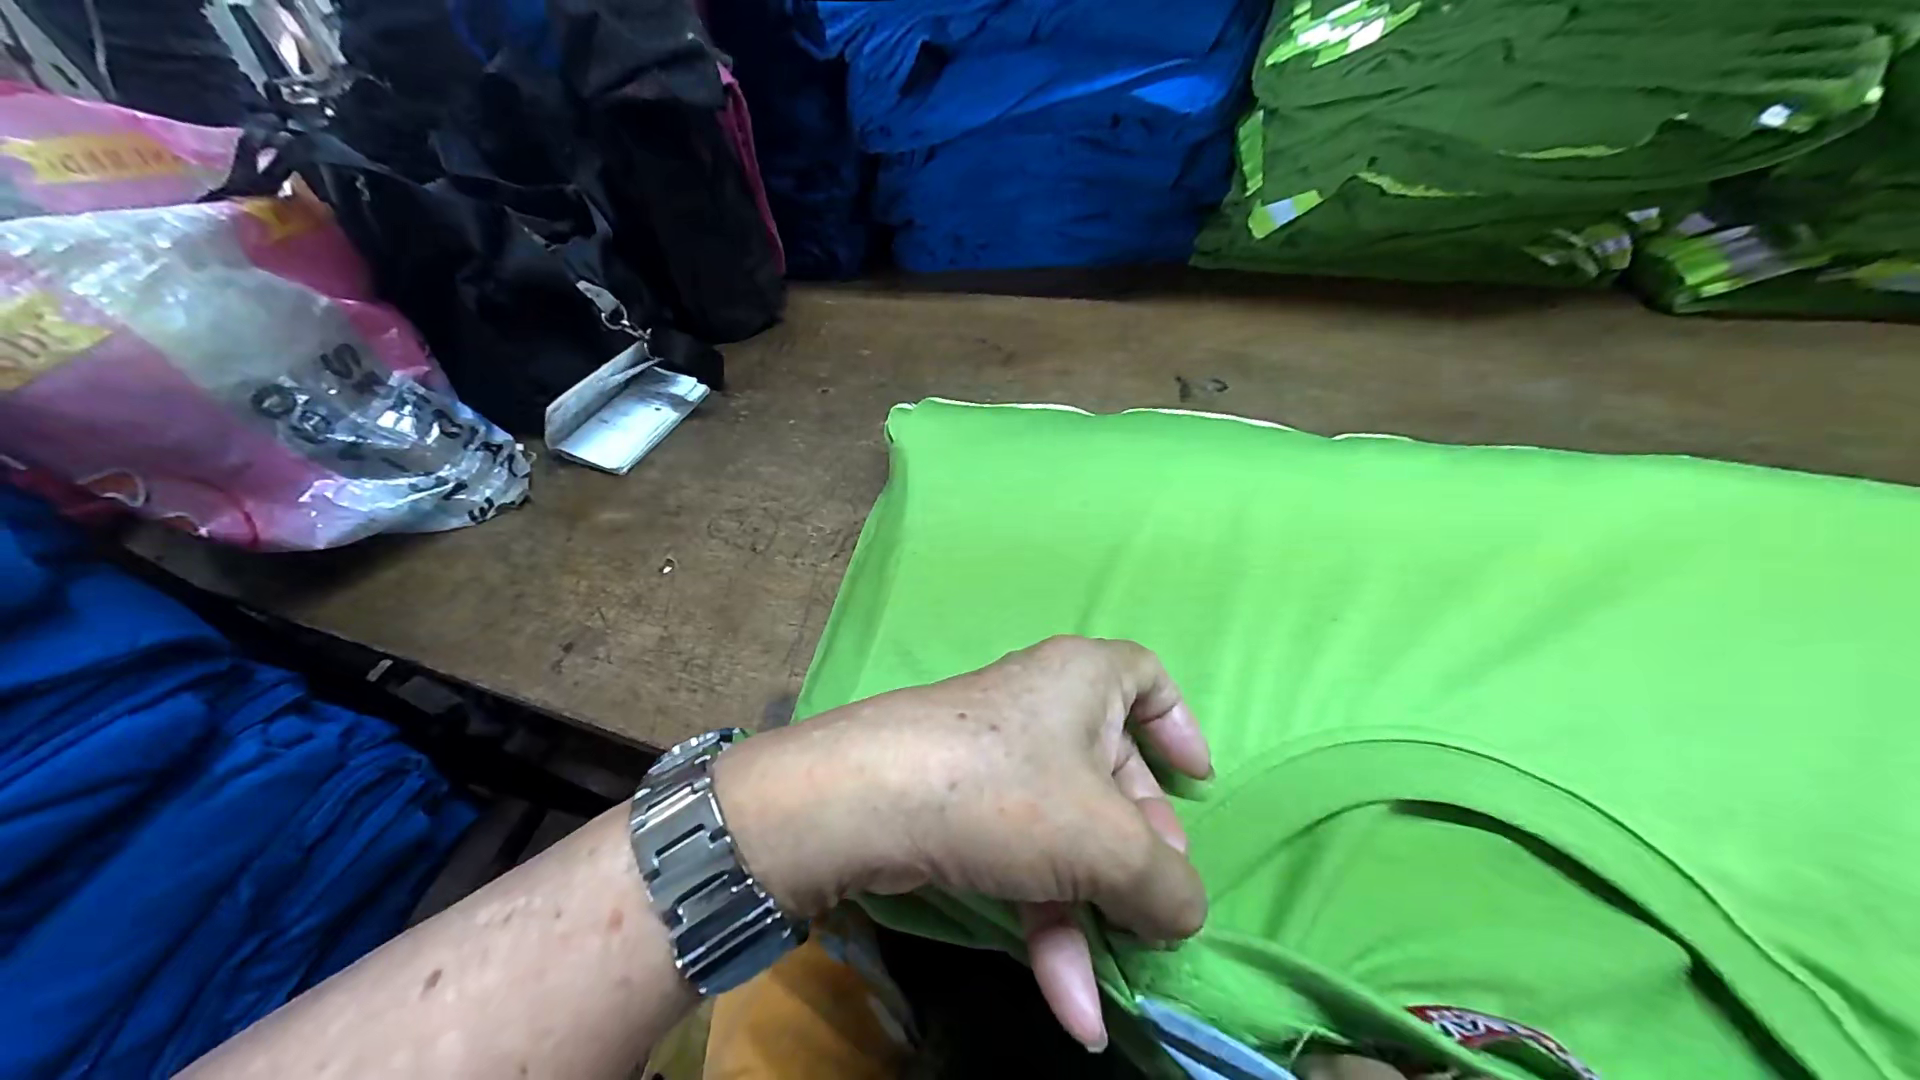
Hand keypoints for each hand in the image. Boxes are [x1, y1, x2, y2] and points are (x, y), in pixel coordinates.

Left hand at [713, 636, 1212, 1051]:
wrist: (862, 802)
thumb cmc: (1006, 790)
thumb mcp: (1107, 842)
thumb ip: (1164, 880)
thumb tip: (1185, 908)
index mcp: (1082, 679)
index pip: (1146, 677)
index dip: (1178, 723)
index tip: (1197, 780)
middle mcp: (1041, 707)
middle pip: (1114, 772)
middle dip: (1140, 847)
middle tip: (1157, 905)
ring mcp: (998, 756)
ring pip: (1068, 827)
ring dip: (1093, 908)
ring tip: (1113, 983)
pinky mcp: (963, 802)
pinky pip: (1023, 853)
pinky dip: (1046, 919)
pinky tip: (1067, 1002)